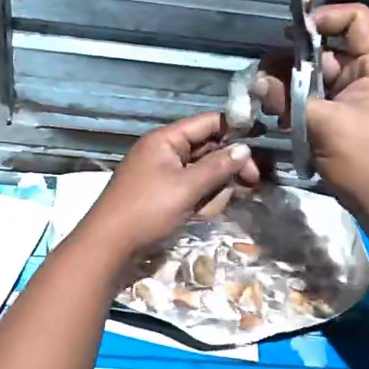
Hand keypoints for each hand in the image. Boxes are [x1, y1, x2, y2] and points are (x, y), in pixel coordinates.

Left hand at [80, 112, 260, 254]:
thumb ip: (218, 166)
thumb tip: (245, 148)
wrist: (109, 244)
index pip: (208, 123)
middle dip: (227, 170)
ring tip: (204, 210)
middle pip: (209, 150)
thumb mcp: (186, 187)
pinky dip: (198, 202)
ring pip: (202, 174)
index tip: (260, 151)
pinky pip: (190, 191)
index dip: (235, 133)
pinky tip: (197, 215)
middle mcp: (164, 151)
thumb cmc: (147, 210)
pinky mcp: (161, 194)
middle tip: (251, 185)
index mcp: (166, 140)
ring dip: (212, 192)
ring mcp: (162, 174)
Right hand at [256, 3, 368, 215]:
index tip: (289, 36)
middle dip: (293, 60)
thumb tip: (257, 81)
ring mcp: (356, 96)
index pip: (355, 18)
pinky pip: (315, 97)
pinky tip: (278, 116)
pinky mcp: (344, 115)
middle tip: (264, 78)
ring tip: (267, 100)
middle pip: (327, 48)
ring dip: (289, 84)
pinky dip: (295, 102)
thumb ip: (288, 98)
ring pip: (316, 75)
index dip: (322, 18)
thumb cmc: (367, 161)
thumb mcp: (324, 124)